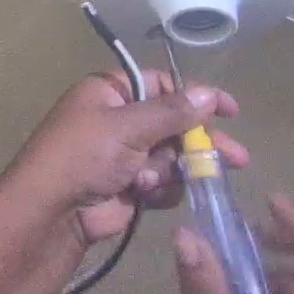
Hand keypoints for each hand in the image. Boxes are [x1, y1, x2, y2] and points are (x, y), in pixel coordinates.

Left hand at [3, 70, 246, 245]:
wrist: (56, 208)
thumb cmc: (84, 155)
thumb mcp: (126, 127)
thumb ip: (171, 112)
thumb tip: (208, 92)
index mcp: (109, 92)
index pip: (160, 84)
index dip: (195, 95)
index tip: (231, 110)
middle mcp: (117, 117)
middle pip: (172, 123)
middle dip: (199, 142)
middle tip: (237, 159)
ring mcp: (124, 151)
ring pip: (172, 155)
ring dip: (171, 169)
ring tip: (152, 180)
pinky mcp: (131, 182)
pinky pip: (163, 181)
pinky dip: (159, 188)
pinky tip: (144, 193)